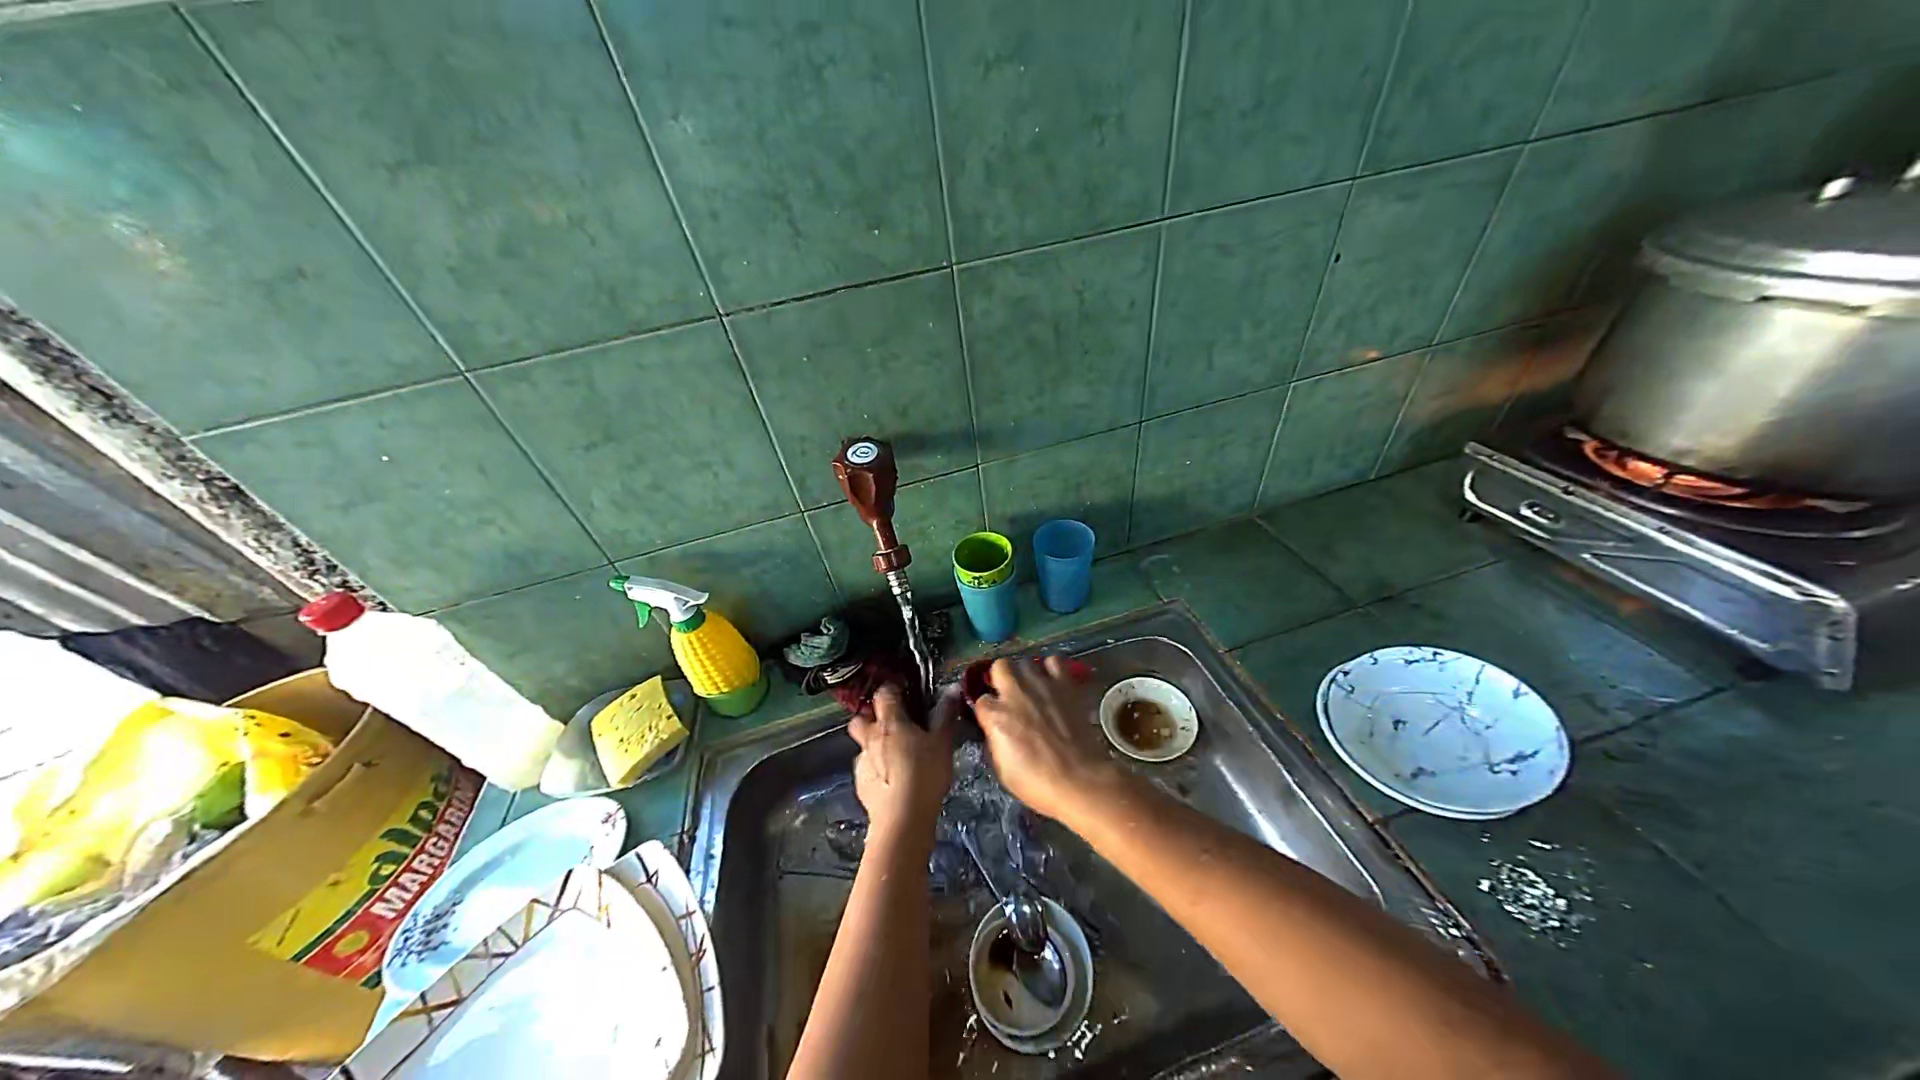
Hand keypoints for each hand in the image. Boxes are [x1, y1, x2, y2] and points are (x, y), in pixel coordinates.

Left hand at [848, 685, 953, 836]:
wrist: (902, 820)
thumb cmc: (925, 775)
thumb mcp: (942, 743)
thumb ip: (945, 714)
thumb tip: (951, 689)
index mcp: (890, 722)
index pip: (883, 693)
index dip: (892, 689)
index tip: (903, 691)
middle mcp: (871, 738)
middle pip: (861, 717)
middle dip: (871, 717)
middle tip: (892, 723)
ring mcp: (862, 762)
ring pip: (862, 744)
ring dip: (874, 745)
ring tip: (895, 755)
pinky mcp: (860, 784)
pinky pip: (865, 768)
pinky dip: (875, 769)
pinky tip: (892, 779)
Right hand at [973, 656, 1120, 822]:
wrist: (1079, 780)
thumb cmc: (1037, 782)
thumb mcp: (1002, 768)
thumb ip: (995, 740)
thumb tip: (995, 729)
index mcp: (995, 716)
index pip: (981, 700)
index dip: (988, 710)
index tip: (994, 719)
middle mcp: (1014, 693)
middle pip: (1000, 667)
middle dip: (1001, 678)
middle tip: (1009, 695)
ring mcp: (1041, 685)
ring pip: (1025, 662)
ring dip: (1025, 674)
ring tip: (1033, 689)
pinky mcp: (1065, 684)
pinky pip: (1054, 662)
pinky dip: (1052, 669)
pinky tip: (1053, 682)